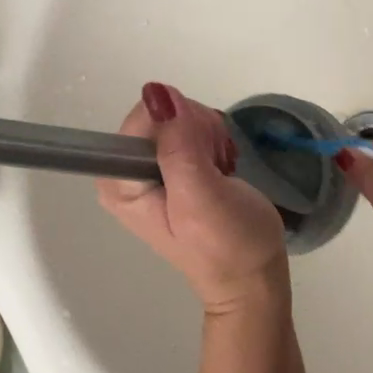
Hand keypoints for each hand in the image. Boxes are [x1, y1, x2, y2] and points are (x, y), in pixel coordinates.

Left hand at [98, 83, 289, 313]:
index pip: (142, 118)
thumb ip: (178, 145)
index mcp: (119, 181)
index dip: (180, 126)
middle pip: (160, 115)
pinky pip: (190, 131)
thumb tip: (158, 92)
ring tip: (222, 171)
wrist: (253, 279)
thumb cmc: (228, 246)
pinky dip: (213, 142)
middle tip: (218, 167)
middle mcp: (126, 172)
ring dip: (210, 137)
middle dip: (197, 131)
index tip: (206, 155)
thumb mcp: (202, 196)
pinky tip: (222, 168)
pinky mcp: (173, 169)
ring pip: (179, 119)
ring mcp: (150, 170)